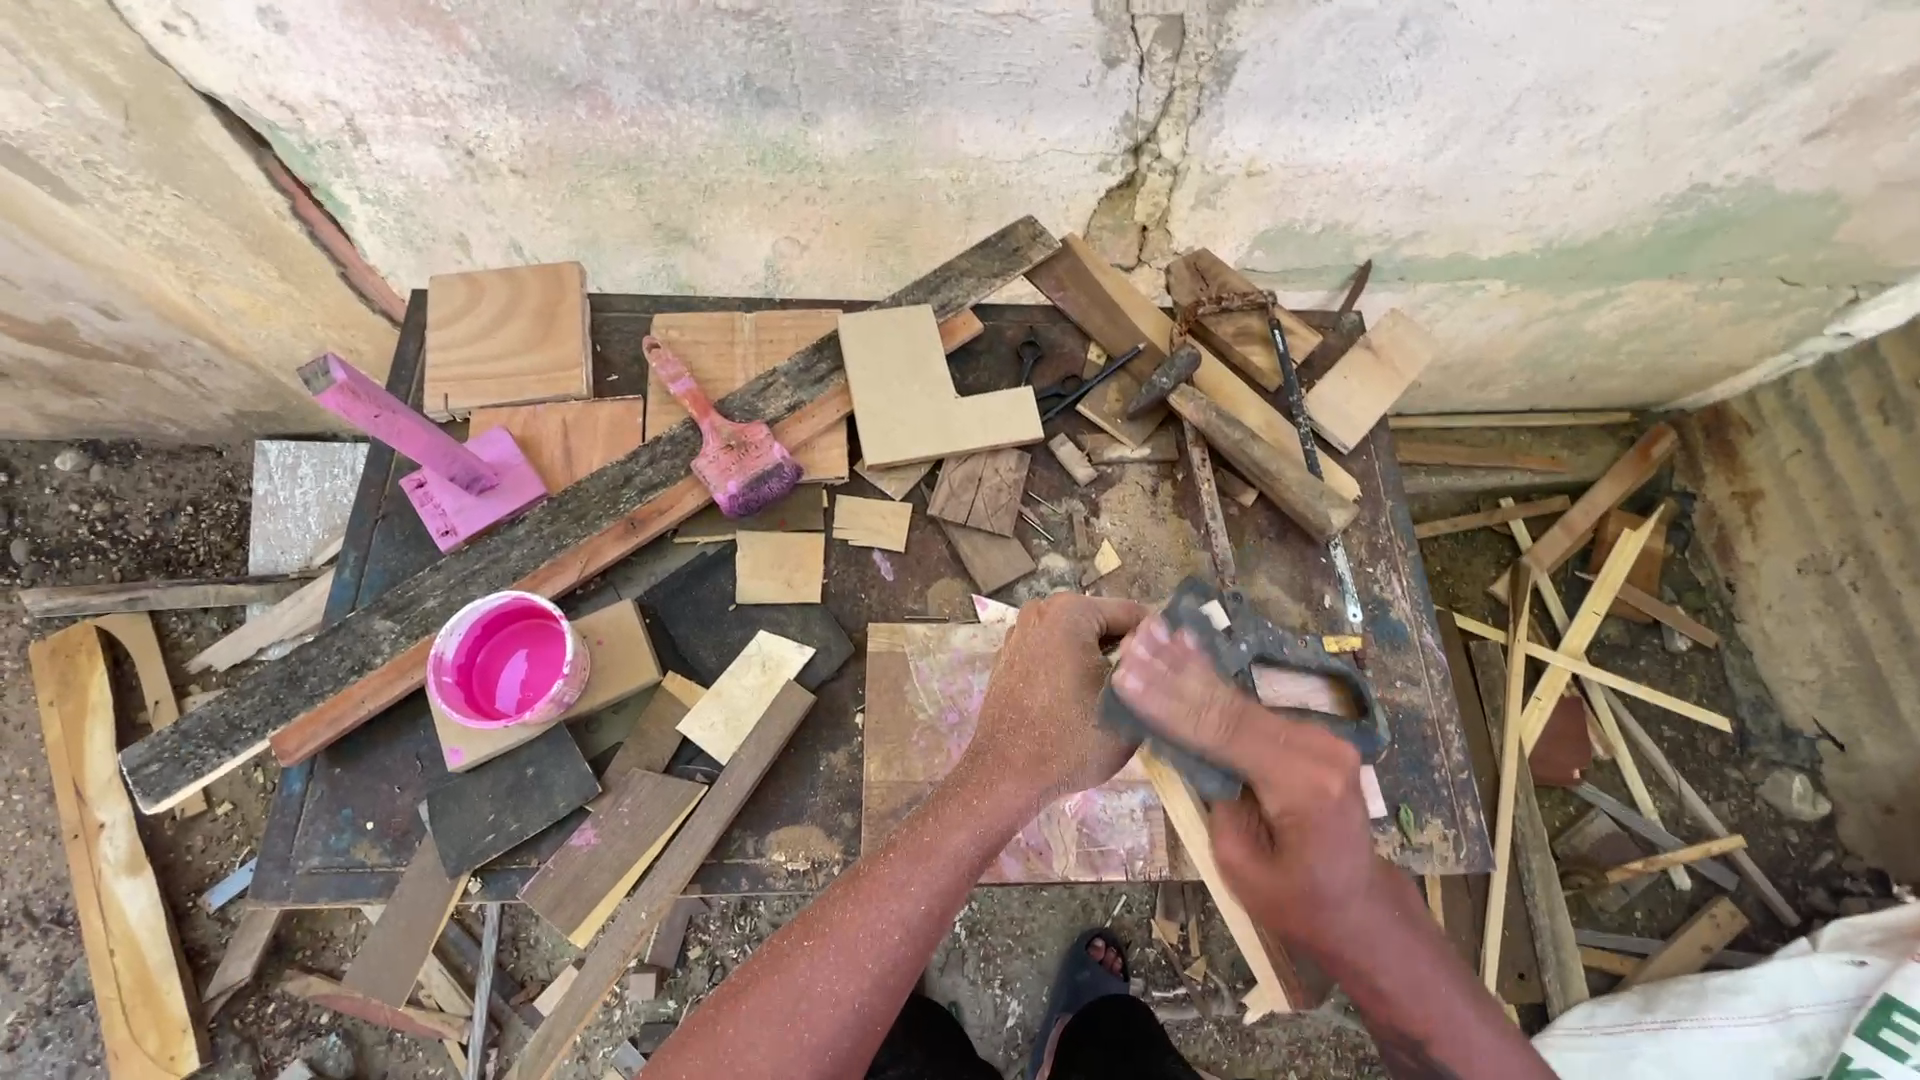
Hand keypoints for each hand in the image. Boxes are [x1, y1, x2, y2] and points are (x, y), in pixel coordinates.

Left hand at [955, 594, 1149, 806]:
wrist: (1006, 774)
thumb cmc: (1070, 737)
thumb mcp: (1126, 701)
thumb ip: (1147, 666)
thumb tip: (1155, 647)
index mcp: (1070, 611)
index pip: (1133, 615)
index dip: (1156, 645)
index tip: (1165, 674)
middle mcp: (1040, 611)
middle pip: (1102, 625)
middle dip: (1123, 653)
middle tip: (1139, 690)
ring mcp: (1018, 634)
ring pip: (1077, 641)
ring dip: (1096, 662)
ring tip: (1110, 700)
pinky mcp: (1008, 660)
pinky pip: (1052, 655)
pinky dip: (1067, 671)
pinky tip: (1075, 703)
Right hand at [1111, 616, 1382, 944]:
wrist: (1357, 907)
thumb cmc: (1296, 903)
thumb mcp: (1240, 862)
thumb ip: (1214, 795)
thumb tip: (1183, 744)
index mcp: (1303, 783)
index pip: (1220, 732)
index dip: (1168, 704)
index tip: (1126, 677)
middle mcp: (1318, 748)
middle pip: (1229, 704)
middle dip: (1173, 674)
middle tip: (1131, 642)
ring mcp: (1321, 736)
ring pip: (1238, 697)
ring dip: (1189, 666)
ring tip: (1150, 631)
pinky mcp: (1311, 733)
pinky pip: (1251, 705)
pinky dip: (1214, 678)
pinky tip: (1188, 644)